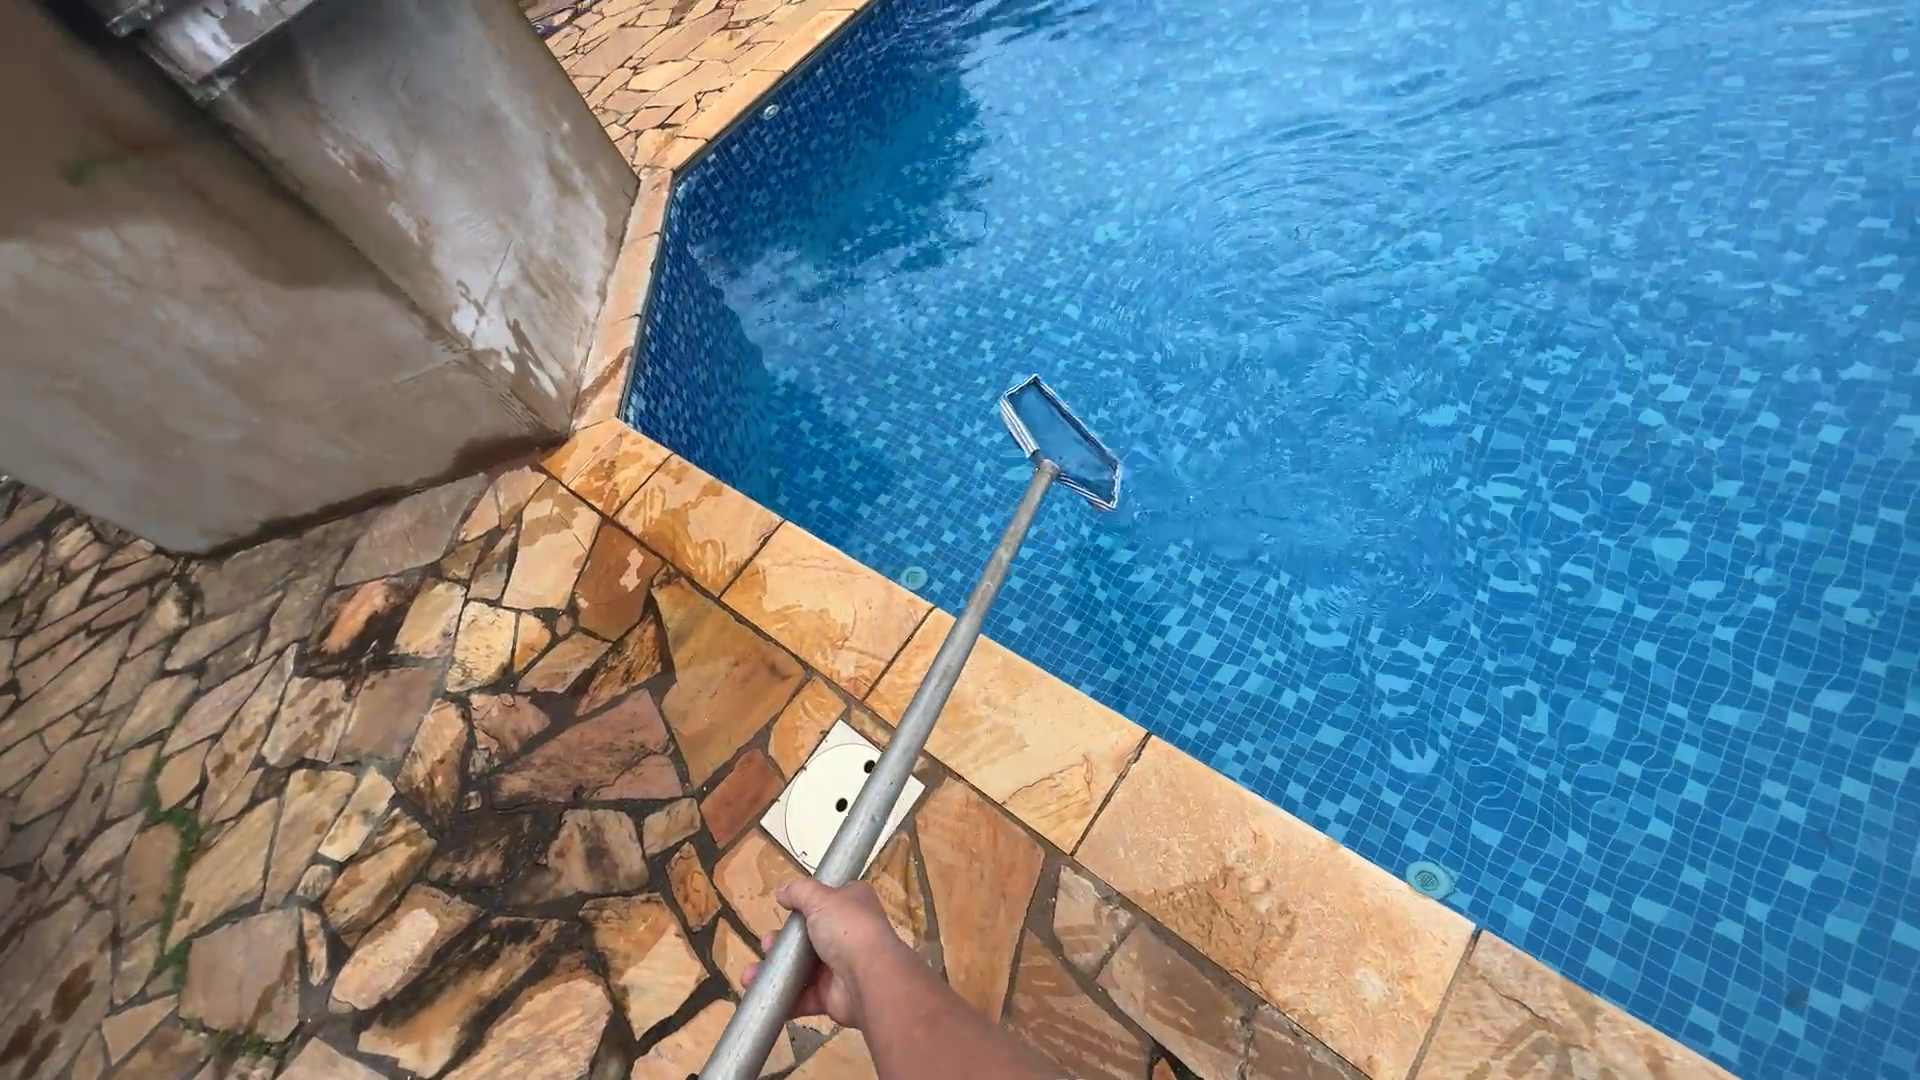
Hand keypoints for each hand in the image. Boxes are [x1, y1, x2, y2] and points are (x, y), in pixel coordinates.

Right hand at [742, 879, 907, 1029]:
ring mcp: (840, 966)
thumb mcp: (821, 898)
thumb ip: (800, 892)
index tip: (785, 909)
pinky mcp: (831, 996)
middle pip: (808, 936)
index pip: (828, 900)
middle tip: (766, 944)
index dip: (806, 905)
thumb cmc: (848, 927)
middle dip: (782, 942)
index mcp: (852, 904)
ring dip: (775, 971)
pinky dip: (783, 997)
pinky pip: (803, 996)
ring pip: (801, 968)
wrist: (868, 977)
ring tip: (752, 975)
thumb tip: (782, 890)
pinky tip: (760, 995)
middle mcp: (848, 933)